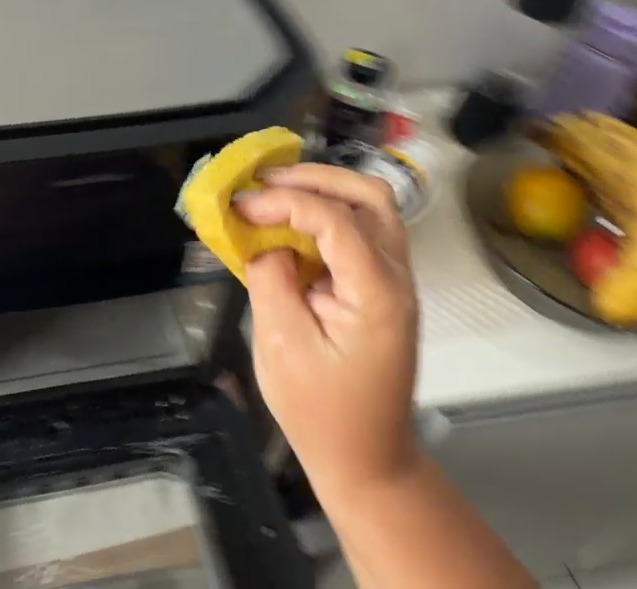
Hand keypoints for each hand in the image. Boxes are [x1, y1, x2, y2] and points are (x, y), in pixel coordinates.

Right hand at [240, 163, 418, 497]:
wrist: (367, 459)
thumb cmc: (321, 412)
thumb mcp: (282, 346)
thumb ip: (271, 280)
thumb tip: (266, 241)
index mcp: (377, 292)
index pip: (334, 219)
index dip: (283, 202)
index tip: (240, 207)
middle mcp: (396, 277)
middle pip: (369, 196)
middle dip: (314, 178)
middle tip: (264, 181)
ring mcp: (395, 282)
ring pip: (371, 208)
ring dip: (323, 191)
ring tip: (274, 193)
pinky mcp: (382, 289)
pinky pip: (361, 233)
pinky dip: (326, 216)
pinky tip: (289, 224)